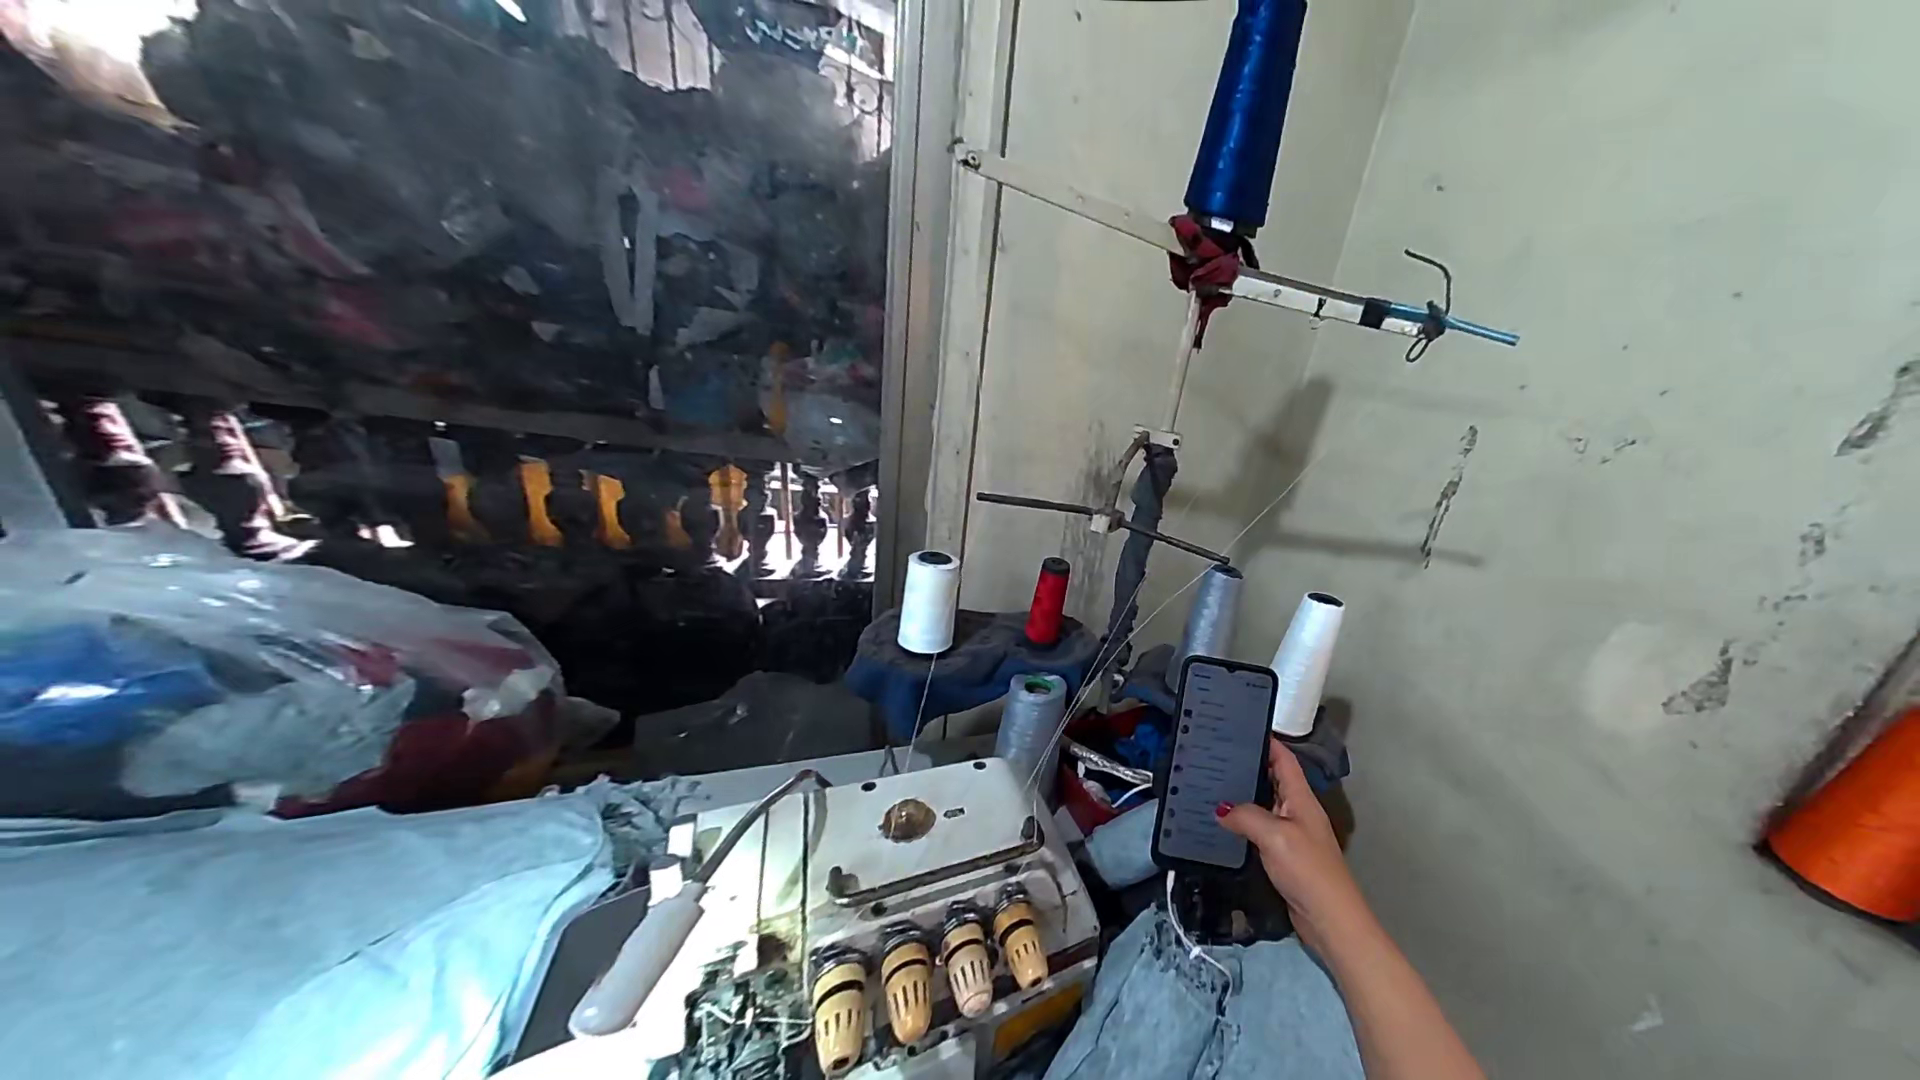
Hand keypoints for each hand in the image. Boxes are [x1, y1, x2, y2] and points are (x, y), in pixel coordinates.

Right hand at [1217, 737, 1369, 952]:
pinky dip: (1241, 818)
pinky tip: (1222, 819)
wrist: (1331, 921)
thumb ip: (1246, 815)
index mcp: (1302, 799)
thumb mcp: (1275, 836)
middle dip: (1248, 763)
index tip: (1238, 726)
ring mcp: (1291, 833)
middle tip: (1214, 752)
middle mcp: (1297, 811)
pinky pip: (1259, 826)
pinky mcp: (1283, 853)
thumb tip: (1220, 808)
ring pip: (1263, 802)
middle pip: (1272, 777)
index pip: (1284, 760)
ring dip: (1242, 791)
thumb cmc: (1308, 870)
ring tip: (1210, 780)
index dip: (1266, 741)